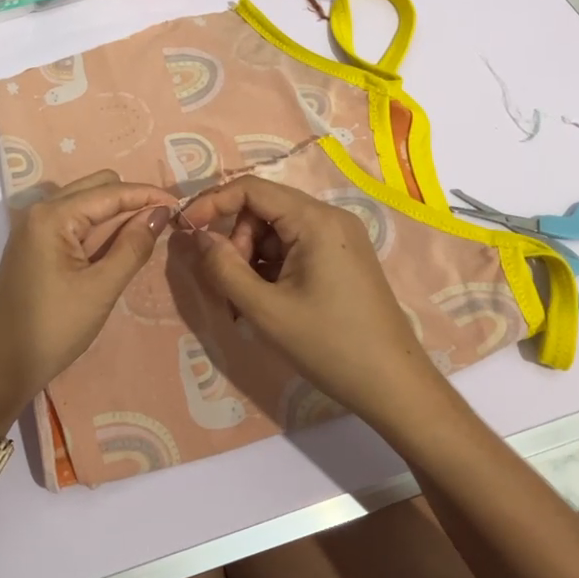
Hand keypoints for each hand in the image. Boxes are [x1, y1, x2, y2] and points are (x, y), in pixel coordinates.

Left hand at [0, 171, 177, 430]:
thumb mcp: (100, 289)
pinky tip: (119, 245)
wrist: (1, 366)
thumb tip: (160, 213)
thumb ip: (132, 247)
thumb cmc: (53, 328)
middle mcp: (39, 211)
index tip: (182, 206)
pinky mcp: (34, 245)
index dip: (148, 195)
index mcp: (52, 216)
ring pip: (84, 203)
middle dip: (131, 199)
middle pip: (96, 187)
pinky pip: (73, 222)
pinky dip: (98, 228)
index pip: (110, 192)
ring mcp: (34, 227)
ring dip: (116, 213)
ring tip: (148, 233)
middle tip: (164, 222)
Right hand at [179, 176, 445, 432]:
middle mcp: (330, 219)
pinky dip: (271, 268)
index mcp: (315, 221)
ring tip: (246, 301)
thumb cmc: (329, 346)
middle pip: (262, 208)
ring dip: (250, 258)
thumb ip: (223, 267)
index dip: (211, 204)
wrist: (394, 387)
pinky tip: (267, 302)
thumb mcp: (265, 310)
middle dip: (235, 239)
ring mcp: (339, 239)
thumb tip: (197, 236)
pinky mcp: (342, 259)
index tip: (184, 231)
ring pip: (275, 230)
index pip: (251, 189)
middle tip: (228, 282)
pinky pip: (294, 247)